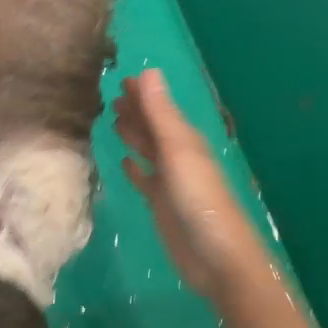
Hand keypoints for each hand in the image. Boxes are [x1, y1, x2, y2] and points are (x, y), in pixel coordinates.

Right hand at [114, 68, 264, 297]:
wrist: (217, 258)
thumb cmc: (198, 196)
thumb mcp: (177, 148)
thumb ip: (160, 111)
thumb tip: (148, 70)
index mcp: (184, 138)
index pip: (159, 107)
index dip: (142, 93)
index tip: (120, 77)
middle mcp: (177, 155)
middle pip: (153, 126)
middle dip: (135, 110)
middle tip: (109, 96)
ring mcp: (169, 180)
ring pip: (147, 149)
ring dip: (133, 133)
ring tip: (111, 119)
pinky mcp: (161, 204)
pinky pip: (144, 178)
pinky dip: (134, 168)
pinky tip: (123, 162)